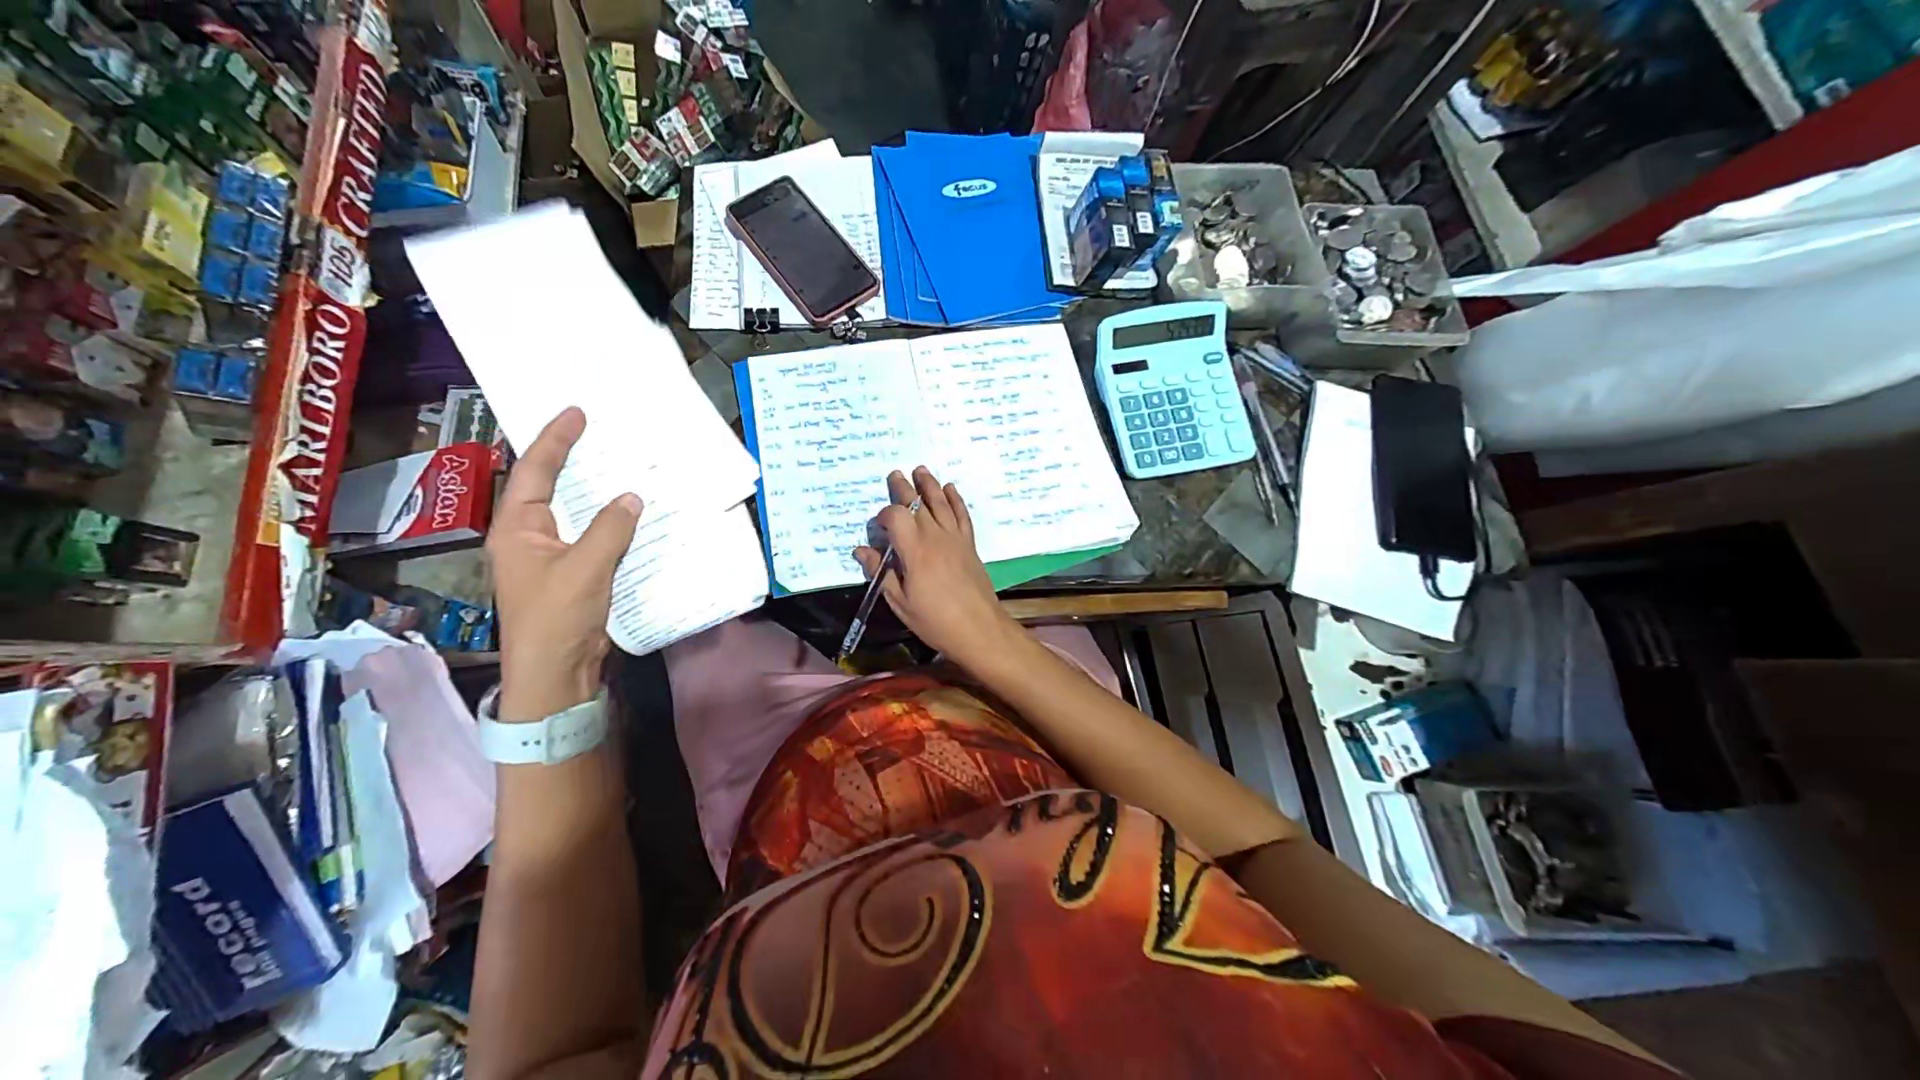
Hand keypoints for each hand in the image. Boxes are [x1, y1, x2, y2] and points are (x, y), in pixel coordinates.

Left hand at [489, 407, 640, 721]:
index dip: (555, 440)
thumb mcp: (584, 569)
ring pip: (573, 512)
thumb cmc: (557, 618)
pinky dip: (609, 521)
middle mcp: (528, 537)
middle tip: (598, 432)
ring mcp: (550, 557)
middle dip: (570, 459)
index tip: (576, 412)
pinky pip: (591, 536)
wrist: (556, 674)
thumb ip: (609, 529)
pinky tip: (631, 513)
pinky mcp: (572, 574)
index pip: (534, 471)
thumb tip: (631, 497)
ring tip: (619, 464)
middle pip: (548, 487)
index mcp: (517, 529)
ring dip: (594, 491)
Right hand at [853, 467, 1020, 668]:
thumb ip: (881, 574)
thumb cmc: (935, 621)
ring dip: (930, 485)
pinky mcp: (970, 545)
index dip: (884, 515)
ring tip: (921, 470)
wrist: (979, 629)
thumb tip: (861, 551)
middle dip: (904, 489)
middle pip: (918, 504)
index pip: (897, 516)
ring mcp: (956, 539)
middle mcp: (936, 537)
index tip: (877, 526)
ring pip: (941, 504)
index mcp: (915, 551)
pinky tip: (950, 489)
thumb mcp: (900, 603)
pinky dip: (956, 500)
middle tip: (895, 474)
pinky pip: (962, 516)